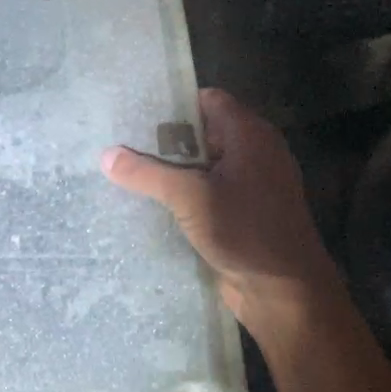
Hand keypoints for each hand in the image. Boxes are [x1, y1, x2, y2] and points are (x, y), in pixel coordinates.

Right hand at [101, 87, 330, 316]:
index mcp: (251, 136)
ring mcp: (251, 186)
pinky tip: (153, 206)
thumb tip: (107, 155)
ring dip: (173, 172)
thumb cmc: (244, 232)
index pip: (209, 101)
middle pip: (205, 134)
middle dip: (166, 140)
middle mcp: (254, 154)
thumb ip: (148, 174)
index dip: (175, 104)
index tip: (136, 114)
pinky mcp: (244, 216)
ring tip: (129, 174)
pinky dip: (184, 196)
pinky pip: (209, 195)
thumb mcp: (190, 197)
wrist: (283, 289)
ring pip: (204, 168)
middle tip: (123, 145)